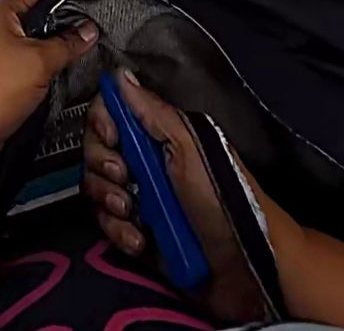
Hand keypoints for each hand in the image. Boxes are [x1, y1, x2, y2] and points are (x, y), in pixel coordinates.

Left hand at [0, 0, 97, 164]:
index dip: (68, 2)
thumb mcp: (39, 61)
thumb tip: (86, 31)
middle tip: (85, 42)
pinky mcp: (0, 78)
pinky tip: (54, 82)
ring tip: (71, 63)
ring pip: (36, 48)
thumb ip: (66, 44)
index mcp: (3, 12)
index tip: (90, 16)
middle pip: (41, 22)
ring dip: (52, 57)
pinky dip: (42, 75)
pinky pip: (28, 69)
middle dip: (63, 34)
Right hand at [82, 72, 267, 322]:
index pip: (111, 112)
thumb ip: (153, 111)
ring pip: (97, 187)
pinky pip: (107, 224)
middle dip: (103, 164)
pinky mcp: (136, 230)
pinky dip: (119, 232)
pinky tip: (139, 238)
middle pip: (96, 148)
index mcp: (157, 133)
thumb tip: (122, 75)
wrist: (248, 269)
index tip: (112, 137)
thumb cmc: (227, 199)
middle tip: (124, 176)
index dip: (103, 122)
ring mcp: (139, 195)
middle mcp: (144, 160)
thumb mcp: (190, 147)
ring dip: (110, 200)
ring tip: (132, 211)